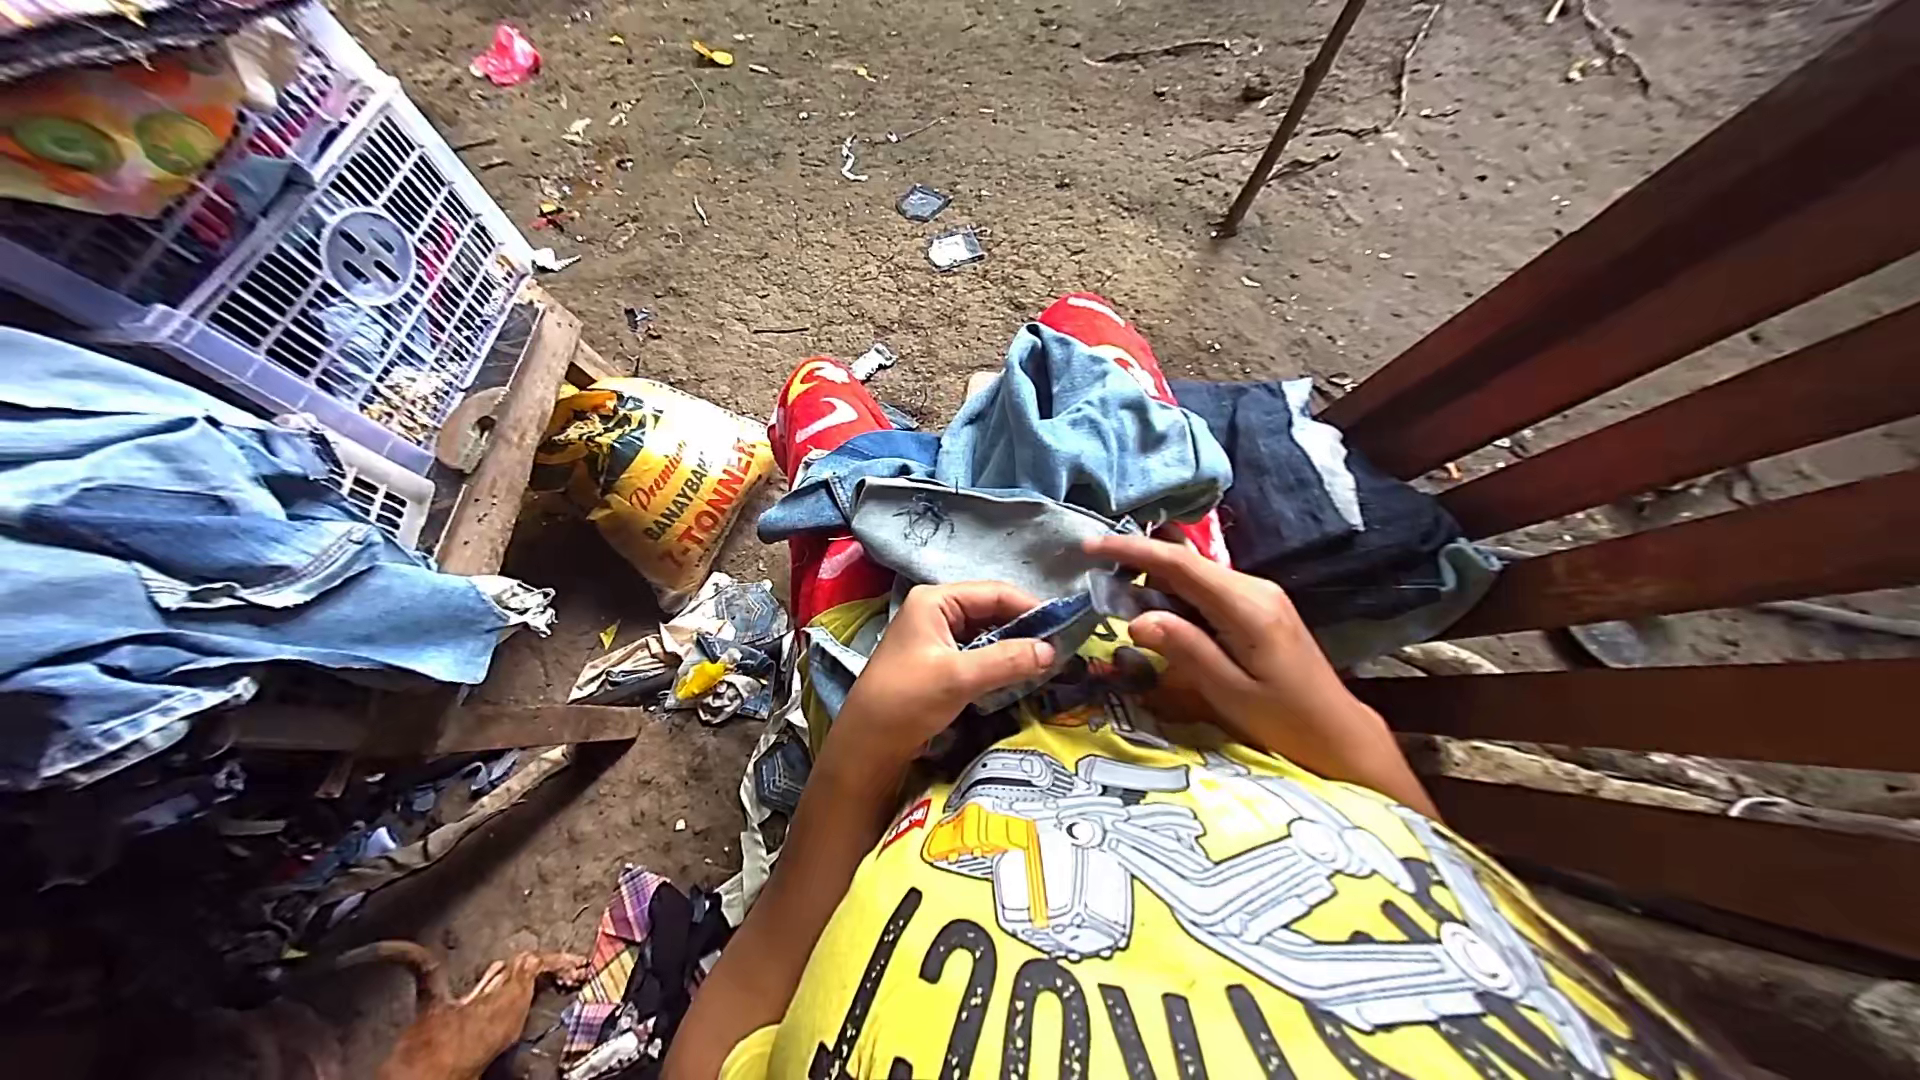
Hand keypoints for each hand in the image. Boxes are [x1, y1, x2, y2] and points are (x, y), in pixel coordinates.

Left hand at [823, 582, 1055, 782]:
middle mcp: (936, 610)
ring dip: (1014, 645)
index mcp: (935, 600)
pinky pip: (979, 651)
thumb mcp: (960, 677)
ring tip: (1046, 660)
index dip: (1031, 607)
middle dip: (1024, 627)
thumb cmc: (907, 700)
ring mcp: (937, 636)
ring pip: (987, 632)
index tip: (1064, 627)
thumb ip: (1007, 660)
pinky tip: (1021, 672)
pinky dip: (1000, 660)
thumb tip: (1052, 651)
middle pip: (992, 610)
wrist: (867, 745)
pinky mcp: (940, 660)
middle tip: (1059, 646)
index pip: (994, 592)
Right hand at [1083, 533, 1432, 813]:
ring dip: (1153, 580)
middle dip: (1136, 562)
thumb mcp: (1230, 692)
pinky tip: (1155, 612)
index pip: (1180, 564)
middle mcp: (1254, 588)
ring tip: (1114, 595)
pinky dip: (1173, 594)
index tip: (1090, 545)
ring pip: (1193, 574)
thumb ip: (1185, 650)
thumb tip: (1135, 618)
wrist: (1338, 735)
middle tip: (1094, 576)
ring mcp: (1259, 595)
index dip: (1132, 550)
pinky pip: (1205, 590)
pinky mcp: (1258, 607)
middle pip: (1185, 563)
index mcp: (1247, 607)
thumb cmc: (1285, 720)